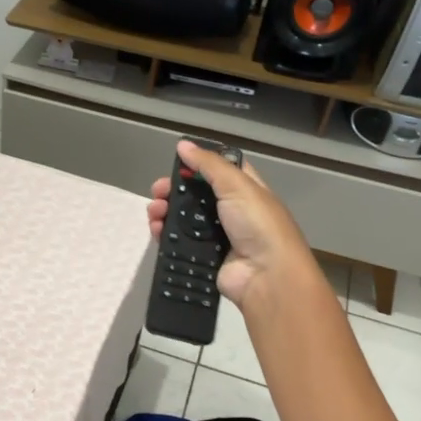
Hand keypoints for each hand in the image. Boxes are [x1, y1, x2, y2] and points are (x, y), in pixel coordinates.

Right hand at [147, 141, 317, 308]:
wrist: (266, 275)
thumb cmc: (257, 224)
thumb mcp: (237, 185)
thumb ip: (208, 164)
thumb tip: (183, 145)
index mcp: (246, 189)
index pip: (218, 170)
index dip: (196, 165)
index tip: (176, 165)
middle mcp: (231, 210)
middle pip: (195, 194)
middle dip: (173, 190)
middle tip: (158, 192)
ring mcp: (216, 235)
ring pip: (183, 219)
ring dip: (165, 212)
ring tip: (154, 212)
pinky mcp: (204, 256)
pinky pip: (179, 242)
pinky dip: (165, 235)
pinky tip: (156, 230)